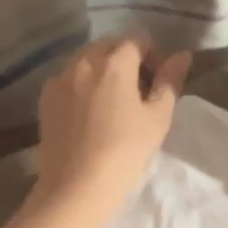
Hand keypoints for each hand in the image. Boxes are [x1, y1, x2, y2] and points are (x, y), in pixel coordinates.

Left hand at [29, 37, 190, 227]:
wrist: (76, 187)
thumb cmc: (125, 153)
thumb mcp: (157, 119)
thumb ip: (170, 82)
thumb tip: (182, 55)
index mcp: (114, 63)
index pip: (137, 41)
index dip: (152, 56)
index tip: (158, 82)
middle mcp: (83, 61)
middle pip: (108, 46)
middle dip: (125, 59)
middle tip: (137, 91)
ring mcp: (59, 79)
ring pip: (85, 61)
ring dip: (101, 71)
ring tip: (112, 103)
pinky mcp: (45, 99)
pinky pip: (68, 80)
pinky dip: (81, 86)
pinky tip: (88, 114)